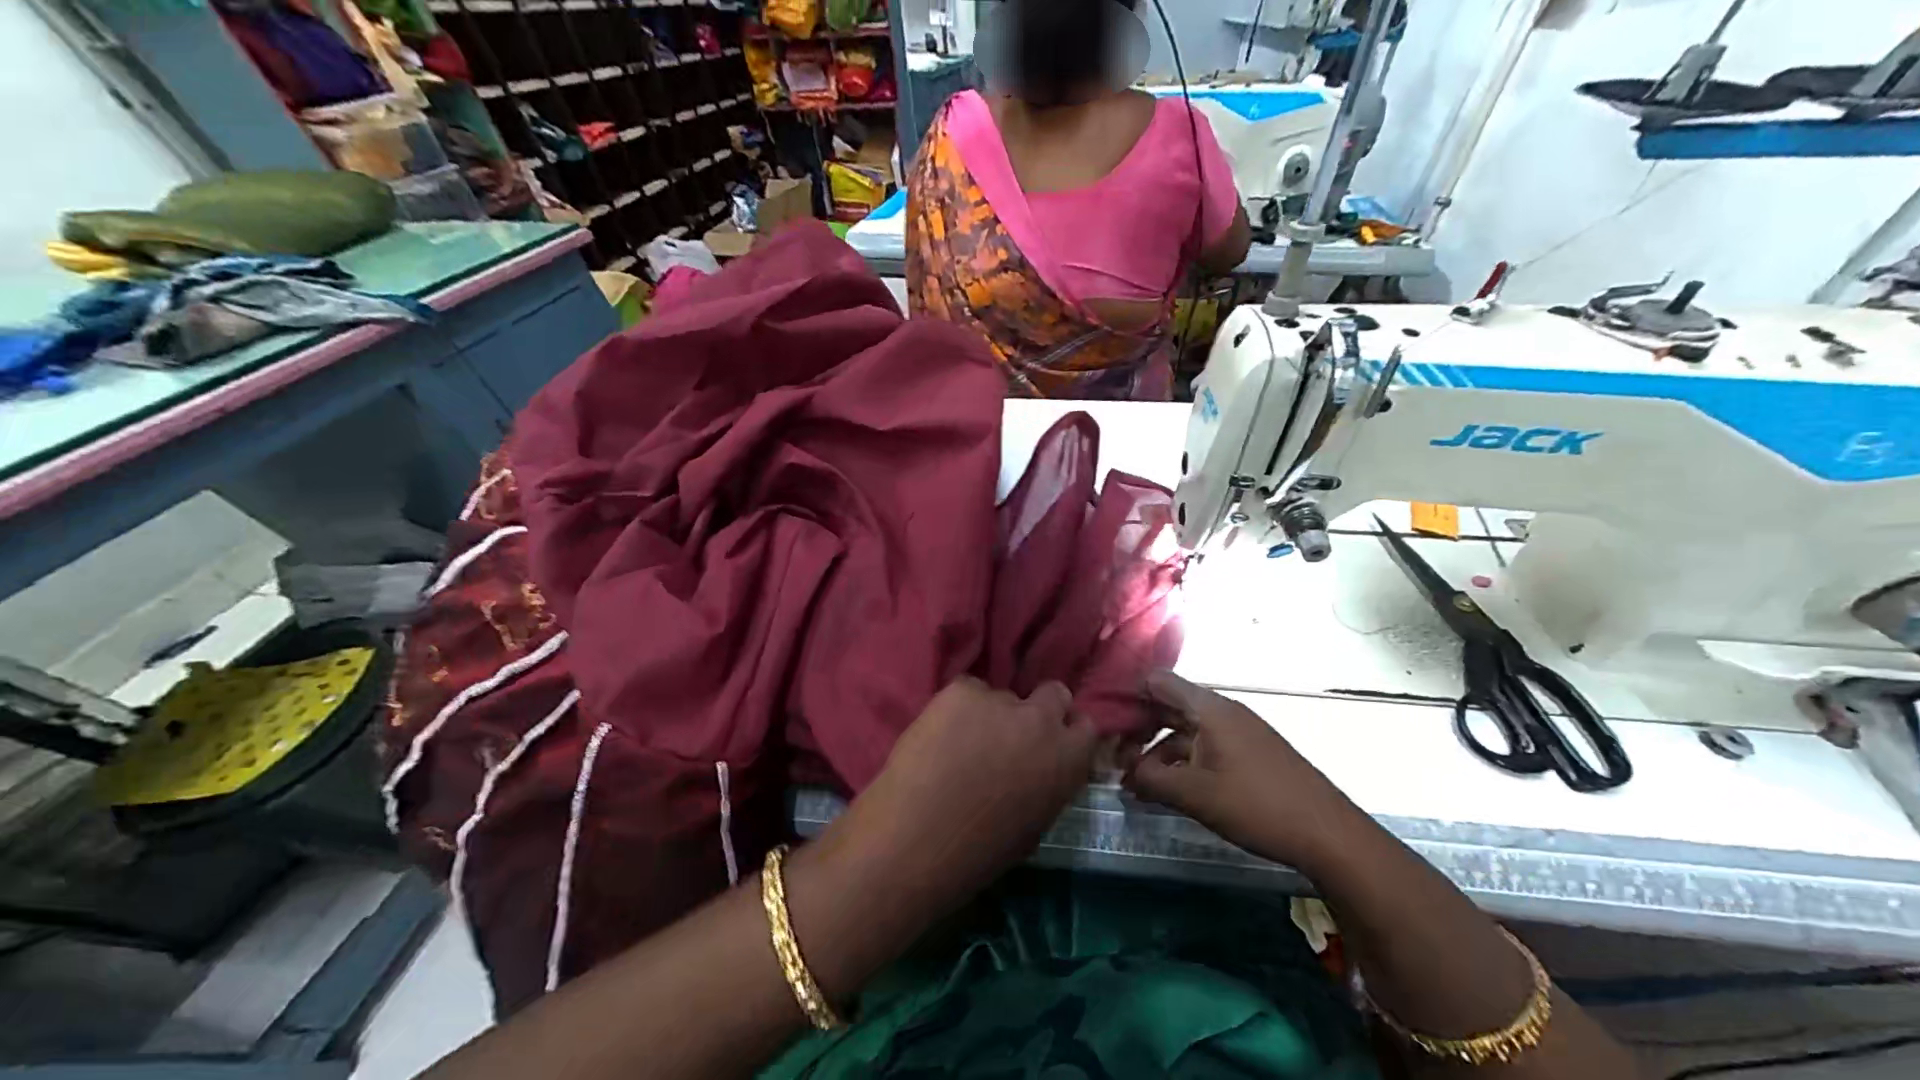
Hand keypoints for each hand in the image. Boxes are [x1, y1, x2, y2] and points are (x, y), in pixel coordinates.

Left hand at [821, 677, 1099, 912]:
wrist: (921, 836)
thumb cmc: (981, 850)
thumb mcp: (1036, 824)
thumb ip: (1048, 784)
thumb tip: (1038, 769)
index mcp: (1069, 759)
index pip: (1085, 726)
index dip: (1064, 732)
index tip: (1047, 742)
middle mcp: (1042, 720)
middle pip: (1054, 693)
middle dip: (1037, 708)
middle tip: (1009, 731)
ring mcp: (1001, 700)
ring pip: (1000, 696)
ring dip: (987, 714)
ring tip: (959, 742)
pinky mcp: (961, 690)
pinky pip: (965, 692)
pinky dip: (954, 709)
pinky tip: (937, 736)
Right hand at [1123, 671, 1366, 869]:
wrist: (1329, 835)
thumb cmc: (1258, 805)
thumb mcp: (1195, 794)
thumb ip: (1151, 779)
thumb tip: (1124, 774)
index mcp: (1210, 708)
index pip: (1157, 682)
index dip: (1127, 695)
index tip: (1101, 720)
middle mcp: (1223, 712)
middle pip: (1168, 706)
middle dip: (1137, 730)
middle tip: (1112, 759)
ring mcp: (1238, 733)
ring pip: (1185, 732)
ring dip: (1158, 753)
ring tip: (1135, 784)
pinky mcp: (1248, 755)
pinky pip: (1203, 748)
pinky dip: (1181, 764)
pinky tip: (1166, 790)